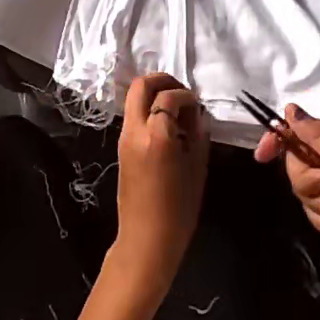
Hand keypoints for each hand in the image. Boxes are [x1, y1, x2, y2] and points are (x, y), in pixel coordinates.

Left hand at [110, 73, 210, 291]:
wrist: (146, 238)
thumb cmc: (179, 209)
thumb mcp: (197, 169)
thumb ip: (198, 135)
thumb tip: (198, 114)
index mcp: (156, 134)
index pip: (169, 96)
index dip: (187, 96)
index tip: (199, 106)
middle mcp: (135, 130)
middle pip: (140, 86)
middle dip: (162, 81)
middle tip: (182, 92)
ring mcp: (124, 138)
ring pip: (133, 100)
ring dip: (154, 95)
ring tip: (178, 112)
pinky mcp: (120, 147)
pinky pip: (133, 117)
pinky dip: (149, 111)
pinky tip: (168, 128)